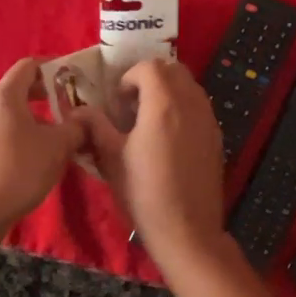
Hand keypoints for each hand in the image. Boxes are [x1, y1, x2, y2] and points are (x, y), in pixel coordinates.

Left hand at [0, 58, 85, 228]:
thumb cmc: (19, 170)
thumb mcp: (58, 147)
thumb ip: (76, 127)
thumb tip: (83, 119)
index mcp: (4, 96)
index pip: (28, 66)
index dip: (52, 66)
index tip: (72, 78)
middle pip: (18, 89)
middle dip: (46, 96)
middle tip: (70, 109)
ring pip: (10, 113)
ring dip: (34, 119)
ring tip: (56, 137)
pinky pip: (0, 131)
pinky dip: (19, 134)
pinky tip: (34, 157)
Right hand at [71, 58, 229, 262]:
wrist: (186, 229)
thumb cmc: (143, 192)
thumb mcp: (111, 158)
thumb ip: (95, 126)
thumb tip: (78, 110)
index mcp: (163, 104)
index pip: (149, 67)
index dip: (130, 77)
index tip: (118, 102)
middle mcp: (191, 104)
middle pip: (174, 70)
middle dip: (151, 79)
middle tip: (132, 105)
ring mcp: (209, 121)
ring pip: (190, 87)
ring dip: (168, 93)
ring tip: (149, 121)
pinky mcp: (217, 138)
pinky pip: (200, 108)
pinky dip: (183, 109)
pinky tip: (167, 140)